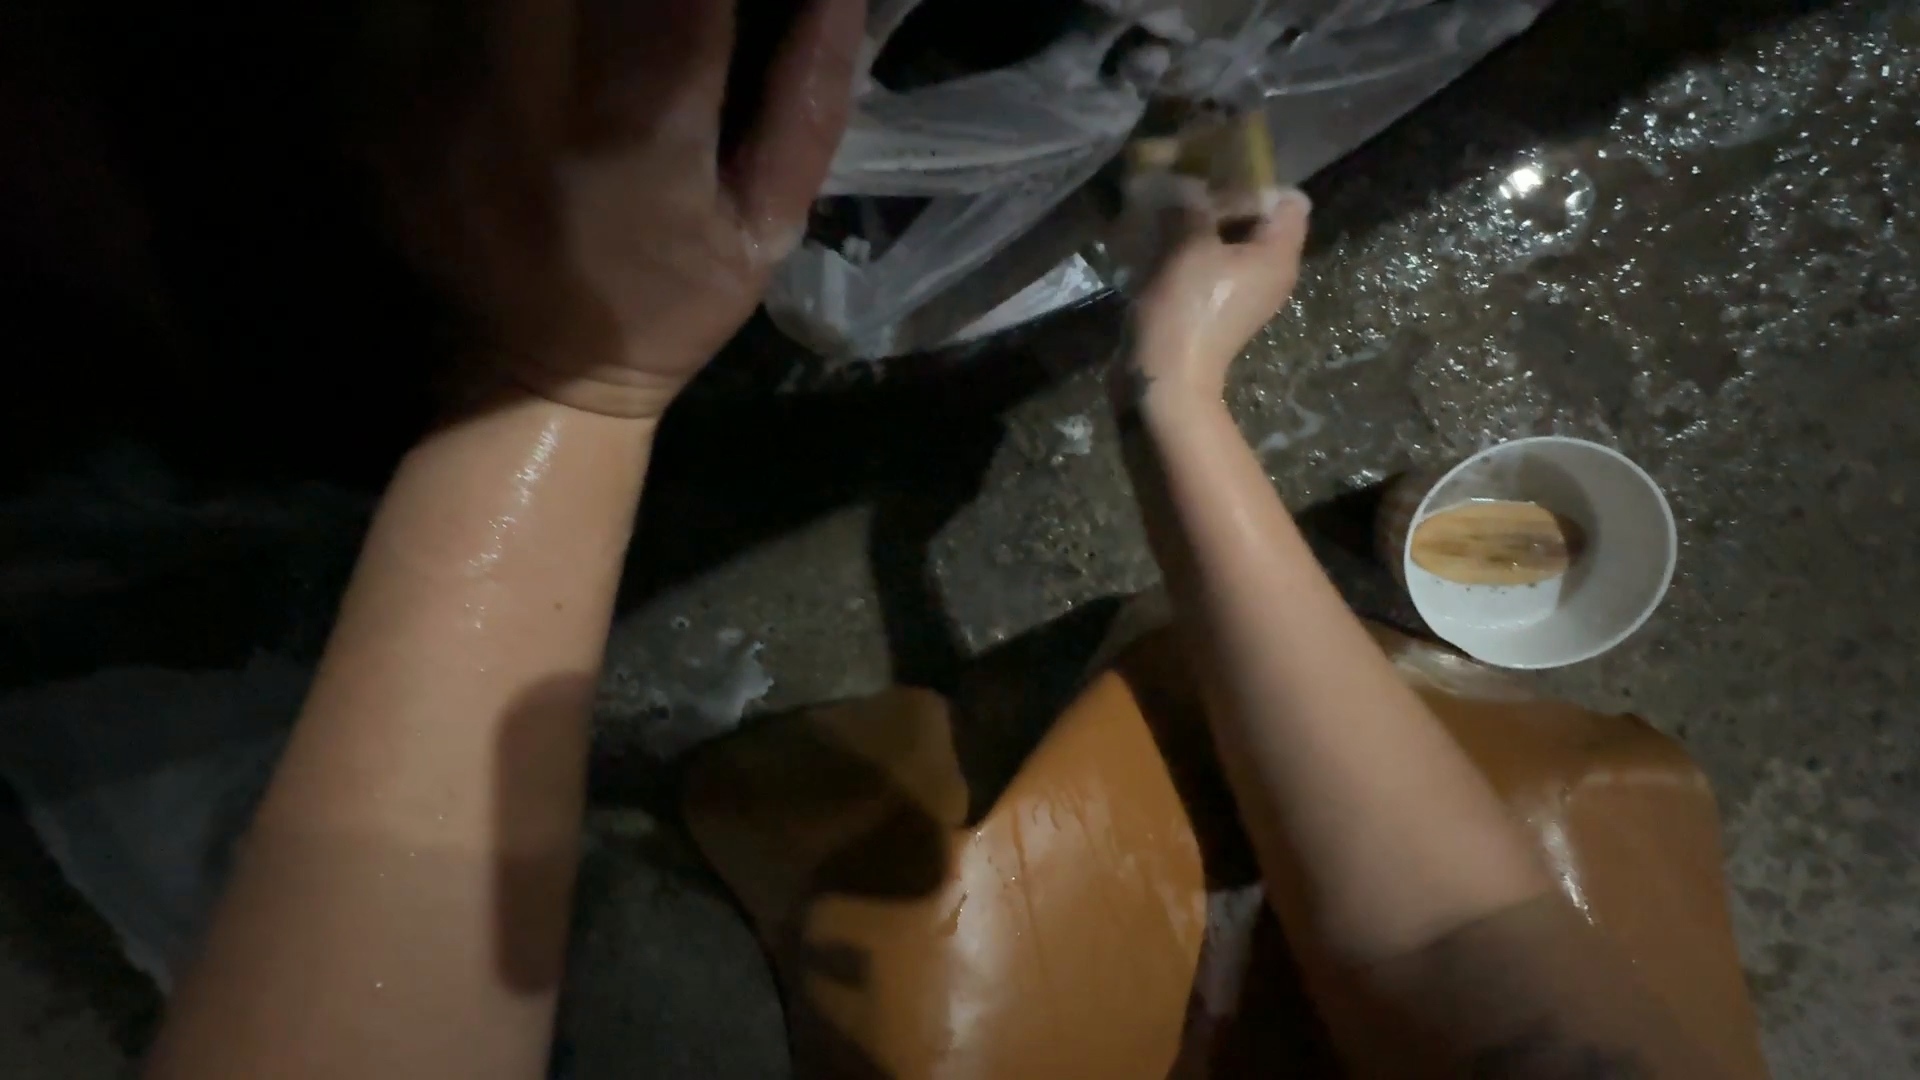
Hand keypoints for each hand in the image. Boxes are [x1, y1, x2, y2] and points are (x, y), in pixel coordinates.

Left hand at [378, 0, 864, 418]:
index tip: (714, 0)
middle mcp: (526, 83)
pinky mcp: (365, 75)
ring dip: (559, 2)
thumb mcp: (767, 231)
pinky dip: (480, 12)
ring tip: (590, 36)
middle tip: (650, 19)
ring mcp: (427, 74)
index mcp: (642, 125)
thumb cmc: (673, 308)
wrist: (540, 371)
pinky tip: (525, 44)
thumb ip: (806, 110)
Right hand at [1118, 185, 1310, 408]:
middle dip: (1218, 204)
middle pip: (1254, 221)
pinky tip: (1157, 255)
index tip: (1212, 180)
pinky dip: (1187, 259)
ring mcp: (1241, 297)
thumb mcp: (1188, 245)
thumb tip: (1183, 187)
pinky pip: (1208, 272)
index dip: (1253, 181)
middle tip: (1179, 195)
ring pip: (1226, 247)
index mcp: (1279, 255)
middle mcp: (1269, 274)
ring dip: (1196, 232)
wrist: (1164, 383)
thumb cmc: (1186, 312)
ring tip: (1162, 222)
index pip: (1286, 198)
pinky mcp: (1215, 314)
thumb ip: (1191, 205)